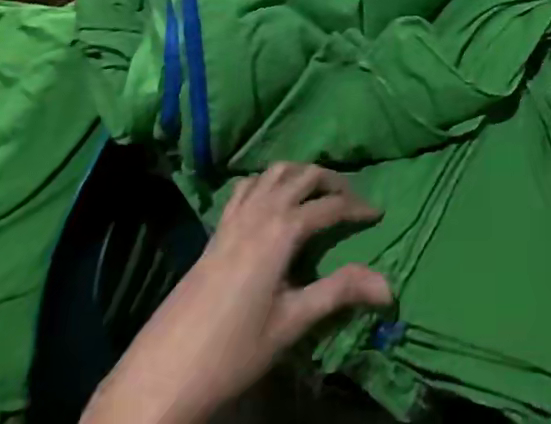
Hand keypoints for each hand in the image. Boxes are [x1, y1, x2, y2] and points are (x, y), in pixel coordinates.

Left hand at [82, 164, 391, 423]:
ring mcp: (233, 220)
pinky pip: (245, 188)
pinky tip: (271, 201)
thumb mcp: (292, 323)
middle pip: (304, 175)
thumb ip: (340, 293)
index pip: (330, 205)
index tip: (378, 214)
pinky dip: (266, 182)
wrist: (161, 376)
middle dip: (333, 181)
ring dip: (300, 174)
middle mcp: (259, 213)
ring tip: (317, 192)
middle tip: (351, 200)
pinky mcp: (215, 232)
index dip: (357, 207)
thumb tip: (389, 286)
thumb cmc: (233, 351)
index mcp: (281, 231)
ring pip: (273, 173)